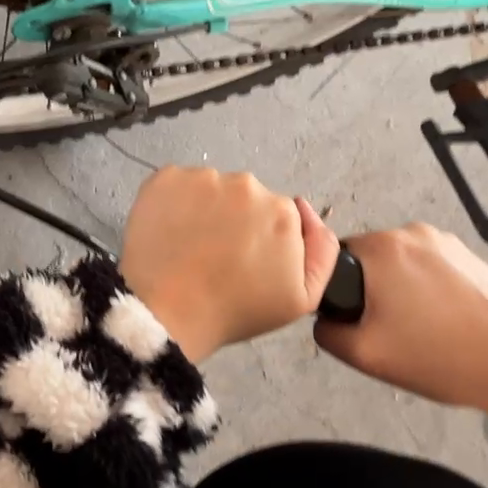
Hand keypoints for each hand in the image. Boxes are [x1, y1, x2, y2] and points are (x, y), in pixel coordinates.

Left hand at [119, 166, 338, 361]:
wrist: (169, 310)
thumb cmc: (236, 309)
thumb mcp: (303, 297)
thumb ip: (323, 250)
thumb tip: (305, 206)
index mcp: (282, 210)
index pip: (277, 215)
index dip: (263, 239)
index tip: (247, 261)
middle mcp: (245, 183)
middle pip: (245, 198)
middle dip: (235, 220)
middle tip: (218, 255)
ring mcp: (202, 177)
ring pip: (210, 189)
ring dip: (205, 209)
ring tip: (192, 245)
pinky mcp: (165, 177)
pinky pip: (177, 184)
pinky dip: (175, 202)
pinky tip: (169, 231)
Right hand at [311, 223, 487, 418]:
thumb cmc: (442, 358)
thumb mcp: (366, 355)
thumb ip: (326, 331)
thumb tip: (324, 317)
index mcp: (379, 247)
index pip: (334, 260)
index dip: (342, 292)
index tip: (363, 321)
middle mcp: (408, 232)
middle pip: (368, 259)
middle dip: (373, 291)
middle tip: (393, 331)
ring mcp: (443, 240)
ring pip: (399, 263)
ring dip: (400, 288)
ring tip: (424, 329)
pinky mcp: (468, 254)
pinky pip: (429, 265)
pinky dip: (428, 288)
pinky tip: (447, 321)